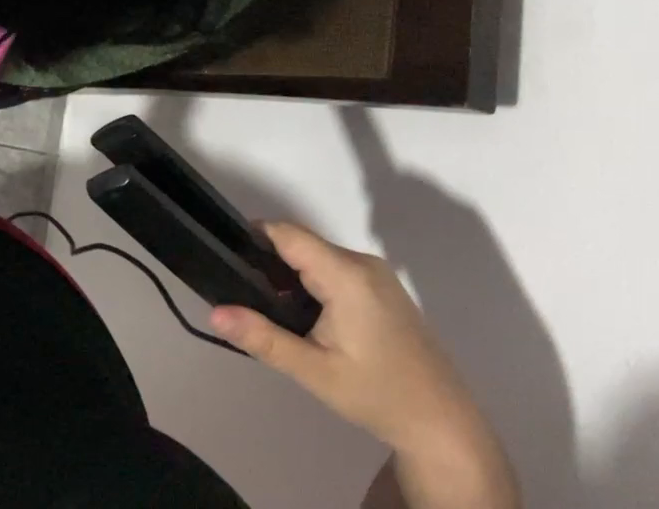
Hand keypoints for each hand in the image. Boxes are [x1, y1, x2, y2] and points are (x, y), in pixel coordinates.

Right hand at [210, 223, 489, 454]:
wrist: (444, 426)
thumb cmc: (379, 395)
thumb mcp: (314, 371)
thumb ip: (262, 338)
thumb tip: (214, 313)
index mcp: (347, 275)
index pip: (285, 233)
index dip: (250, 239)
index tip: (224, 260)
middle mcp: (363, 264)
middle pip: (298, 244)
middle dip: (266, 264)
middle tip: (243, 298)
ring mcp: (376, 275)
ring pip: (314, 257)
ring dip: (288, 276)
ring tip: (269, 312)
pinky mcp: (381, 289)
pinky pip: (332, 269)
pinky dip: (309, 284)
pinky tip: (303, 319)